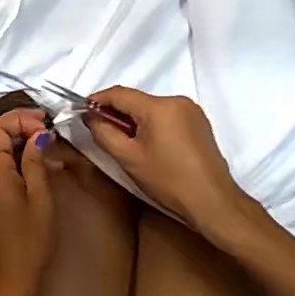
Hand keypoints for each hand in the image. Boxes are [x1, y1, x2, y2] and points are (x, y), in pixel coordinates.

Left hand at [0, 108, 55, 295]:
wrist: (13, 273)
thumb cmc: (31, 238)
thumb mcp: (40, 197)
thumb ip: (36, 161)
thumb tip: (39, 134)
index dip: (19, 118)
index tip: (45, 123)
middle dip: (19, 124)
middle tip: (48, 126)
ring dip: (20, 138)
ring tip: (48, 140)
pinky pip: (1, 163)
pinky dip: (18, 154)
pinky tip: (41, 160)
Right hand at [82, 87, 256, 238]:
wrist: (212, 201)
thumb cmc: (168, 180)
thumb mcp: (128, 158)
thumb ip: (104, 133)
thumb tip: (92, 117)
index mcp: (159, 107)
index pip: (120, 94)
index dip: (97, 100)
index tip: (82, 110)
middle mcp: (177, 101)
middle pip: (136, 100)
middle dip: (116, 112)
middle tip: (99, 130)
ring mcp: (191, 111)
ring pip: (151, 108)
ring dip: (133, 119)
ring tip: (123, 142)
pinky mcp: (198, 123)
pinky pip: (166, 116)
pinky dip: (151, 124)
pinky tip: (146, 144)